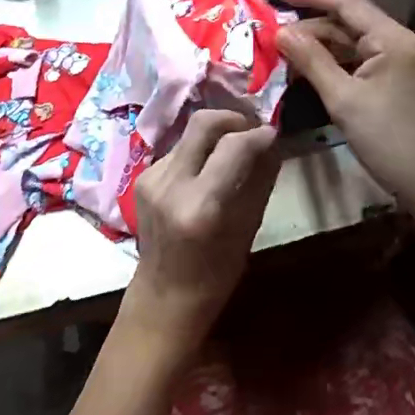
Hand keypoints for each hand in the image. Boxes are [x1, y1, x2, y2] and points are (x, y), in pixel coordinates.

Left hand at [123, 110, 281, 351]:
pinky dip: (199, 152)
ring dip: (216, 135)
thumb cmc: (215, 274)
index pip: (234, 146)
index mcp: (201, 206)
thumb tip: (272, 142)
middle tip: (252, 129)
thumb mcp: (248, 228)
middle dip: (234, 118)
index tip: (273, 134)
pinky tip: (208, 170)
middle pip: (203, 123)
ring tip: (234, 150)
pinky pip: (178, 150)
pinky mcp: (141, 177)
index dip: (258, 134)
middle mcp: (171, 185)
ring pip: (190, 134)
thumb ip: (260, 180)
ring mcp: (151, 178)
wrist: (164, 296)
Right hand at [276, 0, 414, 260]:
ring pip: (354, 42)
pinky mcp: (399, 80)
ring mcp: (403, 61)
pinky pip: (362, 61)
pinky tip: (310, 72)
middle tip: (273, 36)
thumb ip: (311, 60)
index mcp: (393, 39)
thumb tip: (281, 31)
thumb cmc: (388, 141)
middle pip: (350, 22)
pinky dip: (336, 63)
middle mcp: (401, 41)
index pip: (347, 2)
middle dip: (311, 26)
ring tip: (284, 54)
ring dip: (321, 46)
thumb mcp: (343, 100)